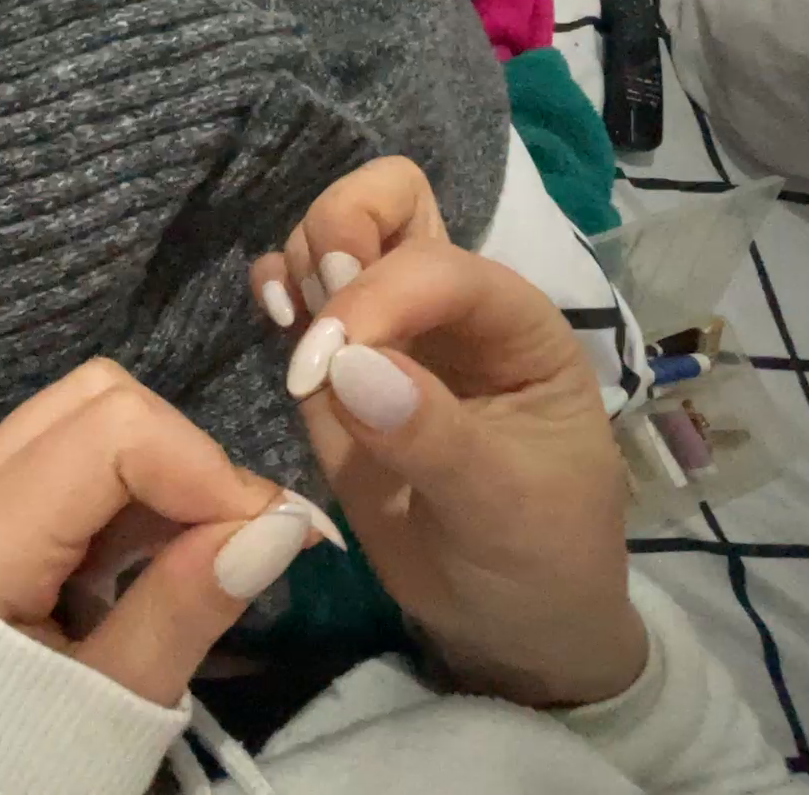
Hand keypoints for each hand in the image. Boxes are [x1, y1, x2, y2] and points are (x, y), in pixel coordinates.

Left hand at [0, 359, 338, 705]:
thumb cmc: (7, 745)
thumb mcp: (109, 701)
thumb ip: (184, 607)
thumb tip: (279, 527)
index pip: (113, 430)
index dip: (204, 465)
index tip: (272, 531)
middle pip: (99, 396)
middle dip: (184, 451)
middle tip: (231, 534)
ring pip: (90, 406)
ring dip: (162, 460)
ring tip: (192, 545)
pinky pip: (77, 440)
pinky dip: (135, 474)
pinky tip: (151, 542)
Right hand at [252, 160, 645, 708]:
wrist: (499, 611)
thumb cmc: (534, 555)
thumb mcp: (505, 509)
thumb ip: (433, 435)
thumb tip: (347, 365)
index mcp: (514, 323)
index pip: (435, 264)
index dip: (375, 297)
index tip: (326, 370)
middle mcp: (447, 306)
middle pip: (389, 197)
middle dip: (341, 227)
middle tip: (317, 308)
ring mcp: (386, 325)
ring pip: (332, 230)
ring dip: (303, 261)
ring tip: (297, 333)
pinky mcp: (333, 355)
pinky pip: (296, 284)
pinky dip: (274, 284)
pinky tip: (276, 320)